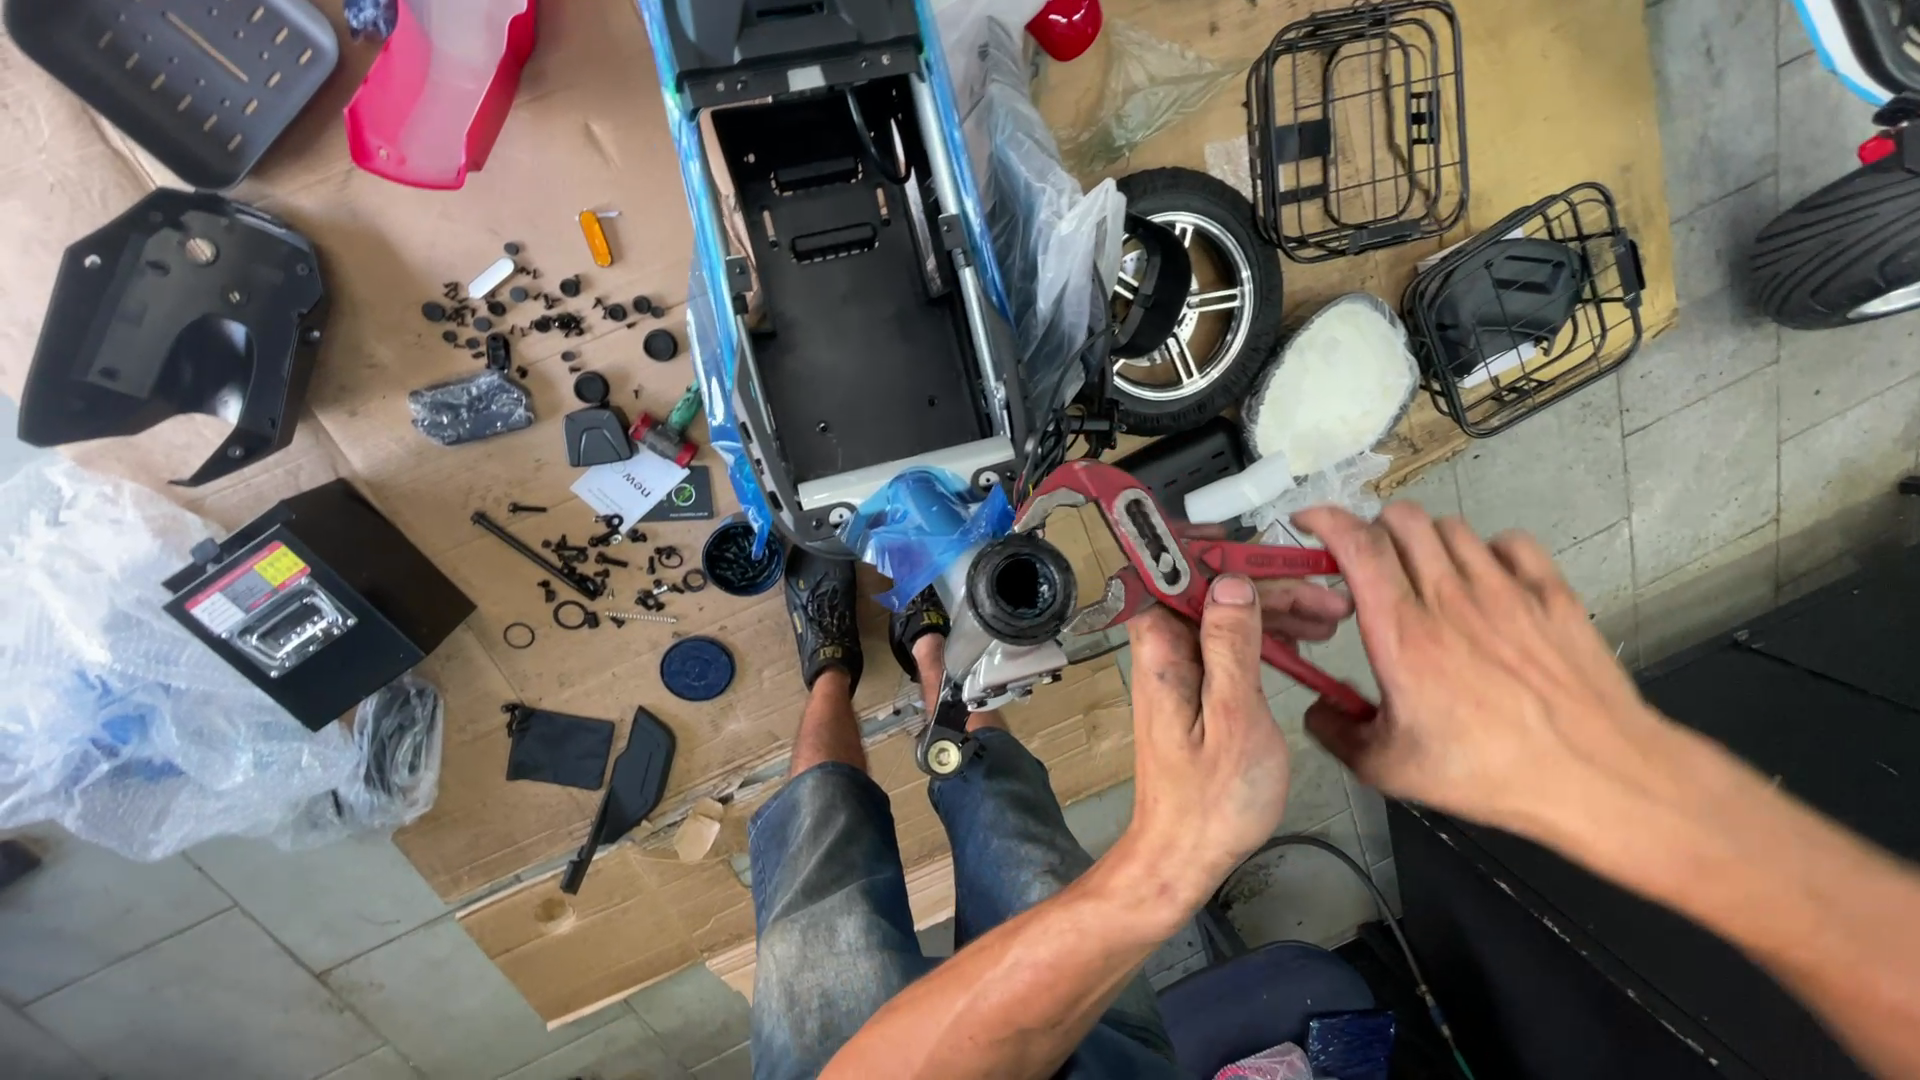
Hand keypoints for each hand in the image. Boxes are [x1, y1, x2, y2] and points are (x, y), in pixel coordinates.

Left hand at [1114, 576, 1349, 920]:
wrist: (1184, 852)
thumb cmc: (1213, 799)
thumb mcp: (1234, 718)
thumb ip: (1232, 647)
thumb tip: (1232, 582)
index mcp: (1162, 651)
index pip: (1178, 576)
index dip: (1220, 554)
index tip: (1273, 551)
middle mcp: (1163, 651)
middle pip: (1211, 594)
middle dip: (1269, 588)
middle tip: (1331, 601)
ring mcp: (1178, 670)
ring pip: (1225, 618)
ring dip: (1275, 612)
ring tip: (1333, 619)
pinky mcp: (1195, 689)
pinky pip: (1229, 647)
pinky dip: (1266, 640)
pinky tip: (1306, 643)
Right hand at [1294, 503, 1666, 836]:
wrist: (1601, 779)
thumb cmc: (1488, 773)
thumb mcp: (1387, 768)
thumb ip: (1333, 731)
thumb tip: (1316, 707)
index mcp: (1401, 633)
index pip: (1357, 545)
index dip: (1325, 519)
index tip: (1308, 522)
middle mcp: (1449, 598)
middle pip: (1402, 519)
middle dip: (1372, 528)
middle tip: (1368, 562)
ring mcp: (1506, 590)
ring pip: (1450, 526)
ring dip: (1424, 541)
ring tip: (1424, 575)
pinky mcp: (1553, 594)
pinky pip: (1509, 542)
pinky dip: (1485, 551)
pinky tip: (1484, 583)